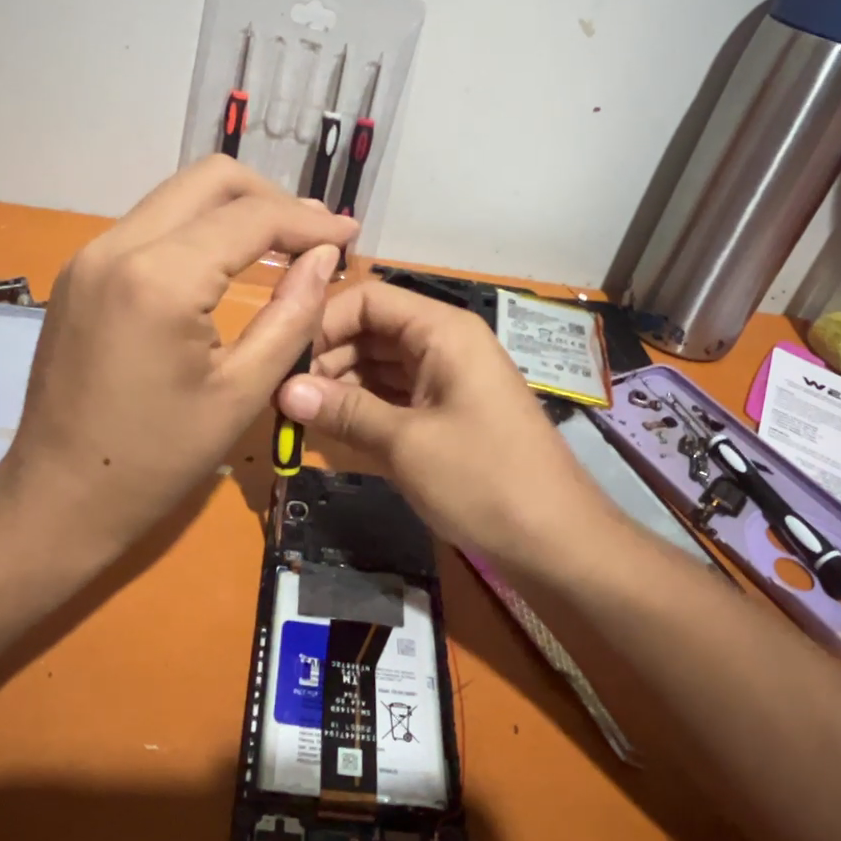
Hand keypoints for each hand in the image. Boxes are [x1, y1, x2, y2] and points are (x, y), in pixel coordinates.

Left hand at [0, 156, 357, 560]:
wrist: (58, 497)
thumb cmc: (158, 459)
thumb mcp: (242, 392)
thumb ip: (293, 314)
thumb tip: (324, 258)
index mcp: (160, 278)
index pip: (251, 217)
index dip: (310, 223)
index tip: (351, 237)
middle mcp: (118, 246)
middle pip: (210, 178)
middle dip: (273, 198)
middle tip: (315, 237)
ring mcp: (91, 255)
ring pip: (178, 195)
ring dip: (235, 210)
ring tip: (283, 245)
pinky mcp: (80, 272)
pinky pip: (151, 224)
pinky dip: (198, 229)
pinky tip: (227, 263)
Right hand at [274, 281, 613, 565]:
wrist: (558, 541)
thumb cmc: (484, 480)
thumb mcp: (406, 443)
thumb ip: (344, 410)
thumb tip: (284, 390)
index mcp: (442, 331)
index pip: (368, 300)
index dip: (323, 324)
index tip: (282, 362)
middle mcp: (446, 344)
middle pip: (372, 331)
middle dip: (327, 358)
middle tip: (284, 398)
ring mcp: (449, 380)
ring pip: (381, 365)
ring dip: (342, 386)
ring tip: (300, 418)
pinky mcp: (450, 414)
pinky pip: (397, 396)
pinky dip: (366, 408)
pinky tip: (333, 430)